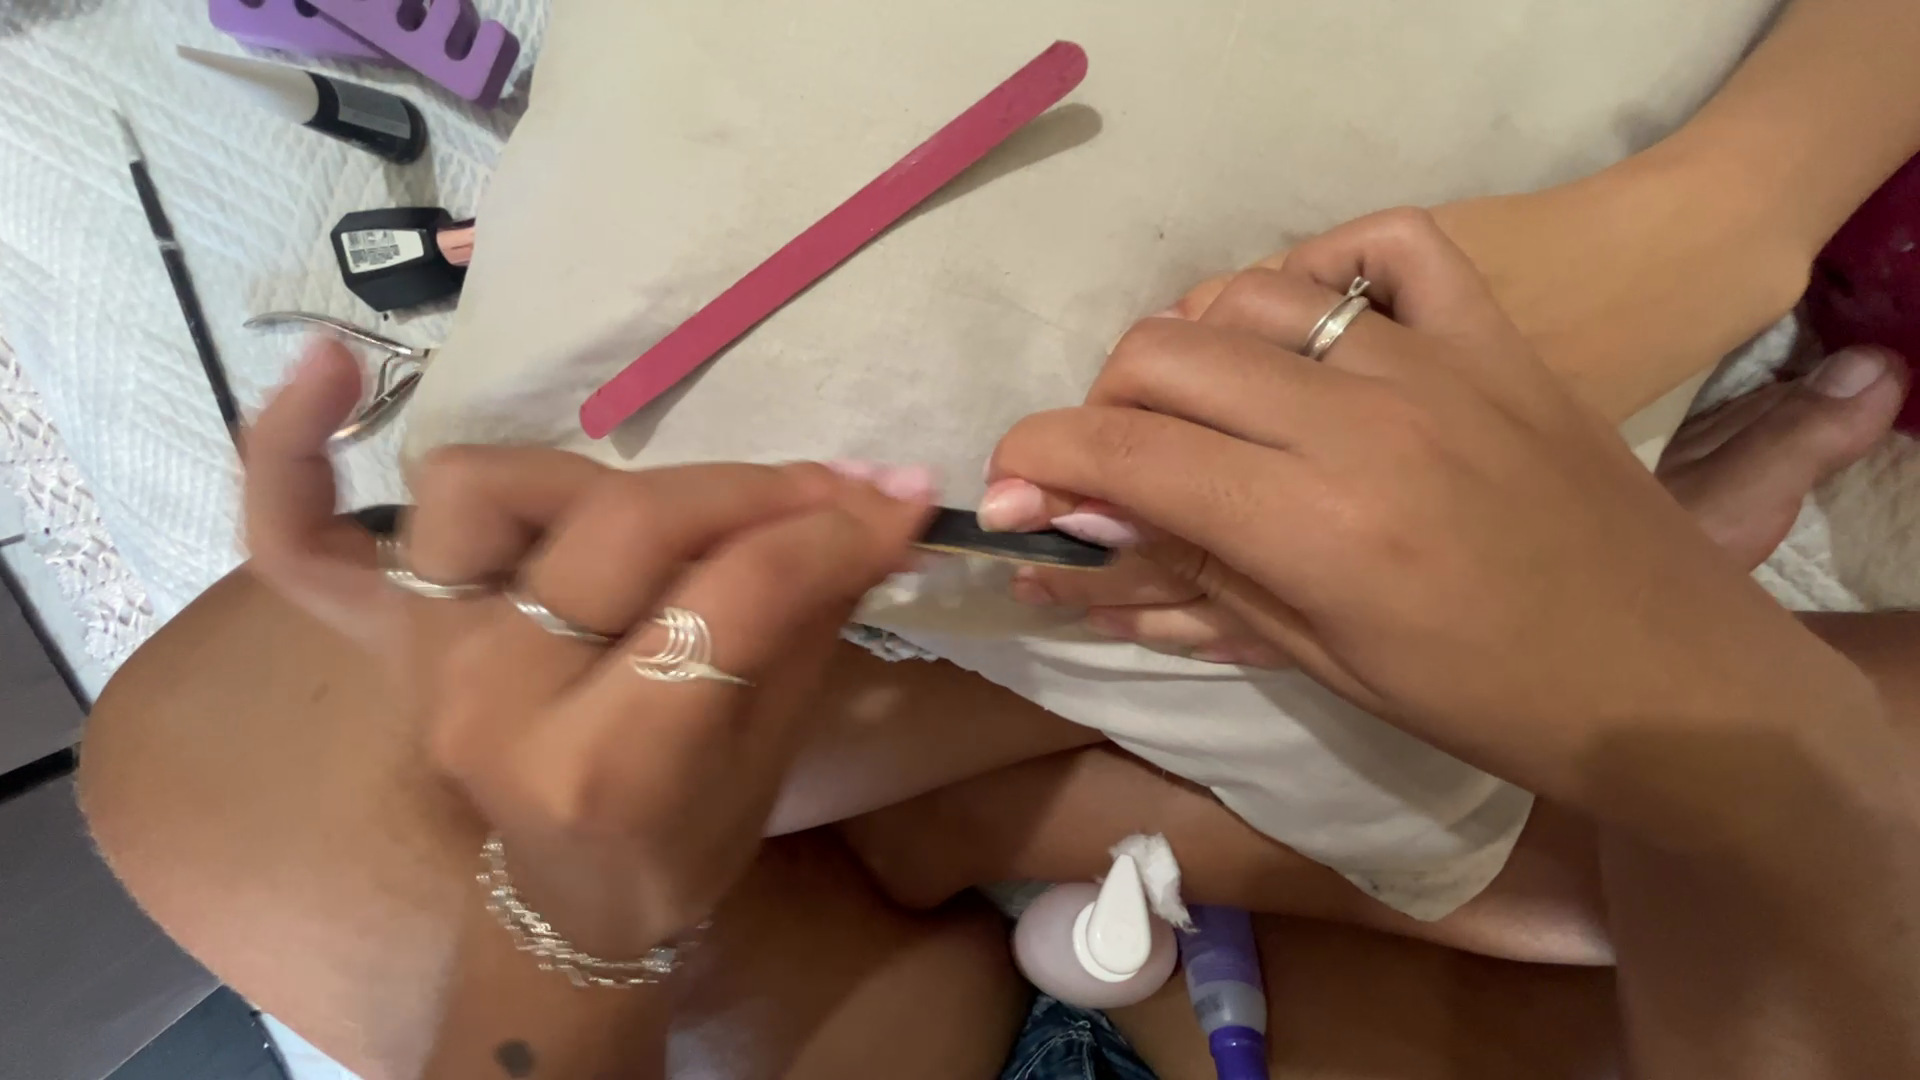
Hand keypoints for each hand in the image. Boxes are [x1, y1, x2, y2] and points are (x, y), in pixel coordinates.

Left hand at [244, 344, 932, 954]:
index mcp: (613, 764)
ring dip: (611, 474)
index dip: (832, 535)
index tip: (902, 504)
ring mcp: (426, 661)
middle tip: (839, 486)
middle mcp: (498, 700)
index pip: (735, 599)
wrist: (577, 897)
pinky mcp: (391, 645)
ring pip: (486, 494)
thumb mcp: (778, 746)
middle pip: (631, 528)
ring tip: (690, 502)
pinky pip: (301, 546)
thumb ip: (813, 616)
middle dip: (759, 492)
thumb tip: (875, 511)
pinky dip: (290, 455)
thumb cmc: (690, 840)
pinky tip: (335, 367)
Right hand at [985, 168, 1811, 662]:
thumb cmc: (1465, 697)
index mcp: (1312, 524)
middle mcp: (1359, 420)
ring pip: (1245, 293)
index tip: (1003, 492)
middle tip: (1112, 471)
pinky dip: (1318, 267)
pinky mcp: (1490, 334)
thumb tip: (1063, 538)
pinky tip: (1298, 325)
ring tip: (1196, 410)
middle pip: (1161, 353)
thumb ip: (1173, 579)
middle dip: (1097, 408)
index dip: (1035, 461)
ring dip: (1184, 348)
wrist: (1666, 682)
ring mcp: (1432, 360)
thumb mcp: (1297, 656)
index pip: (1123, 454)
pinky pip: (1384, 246)